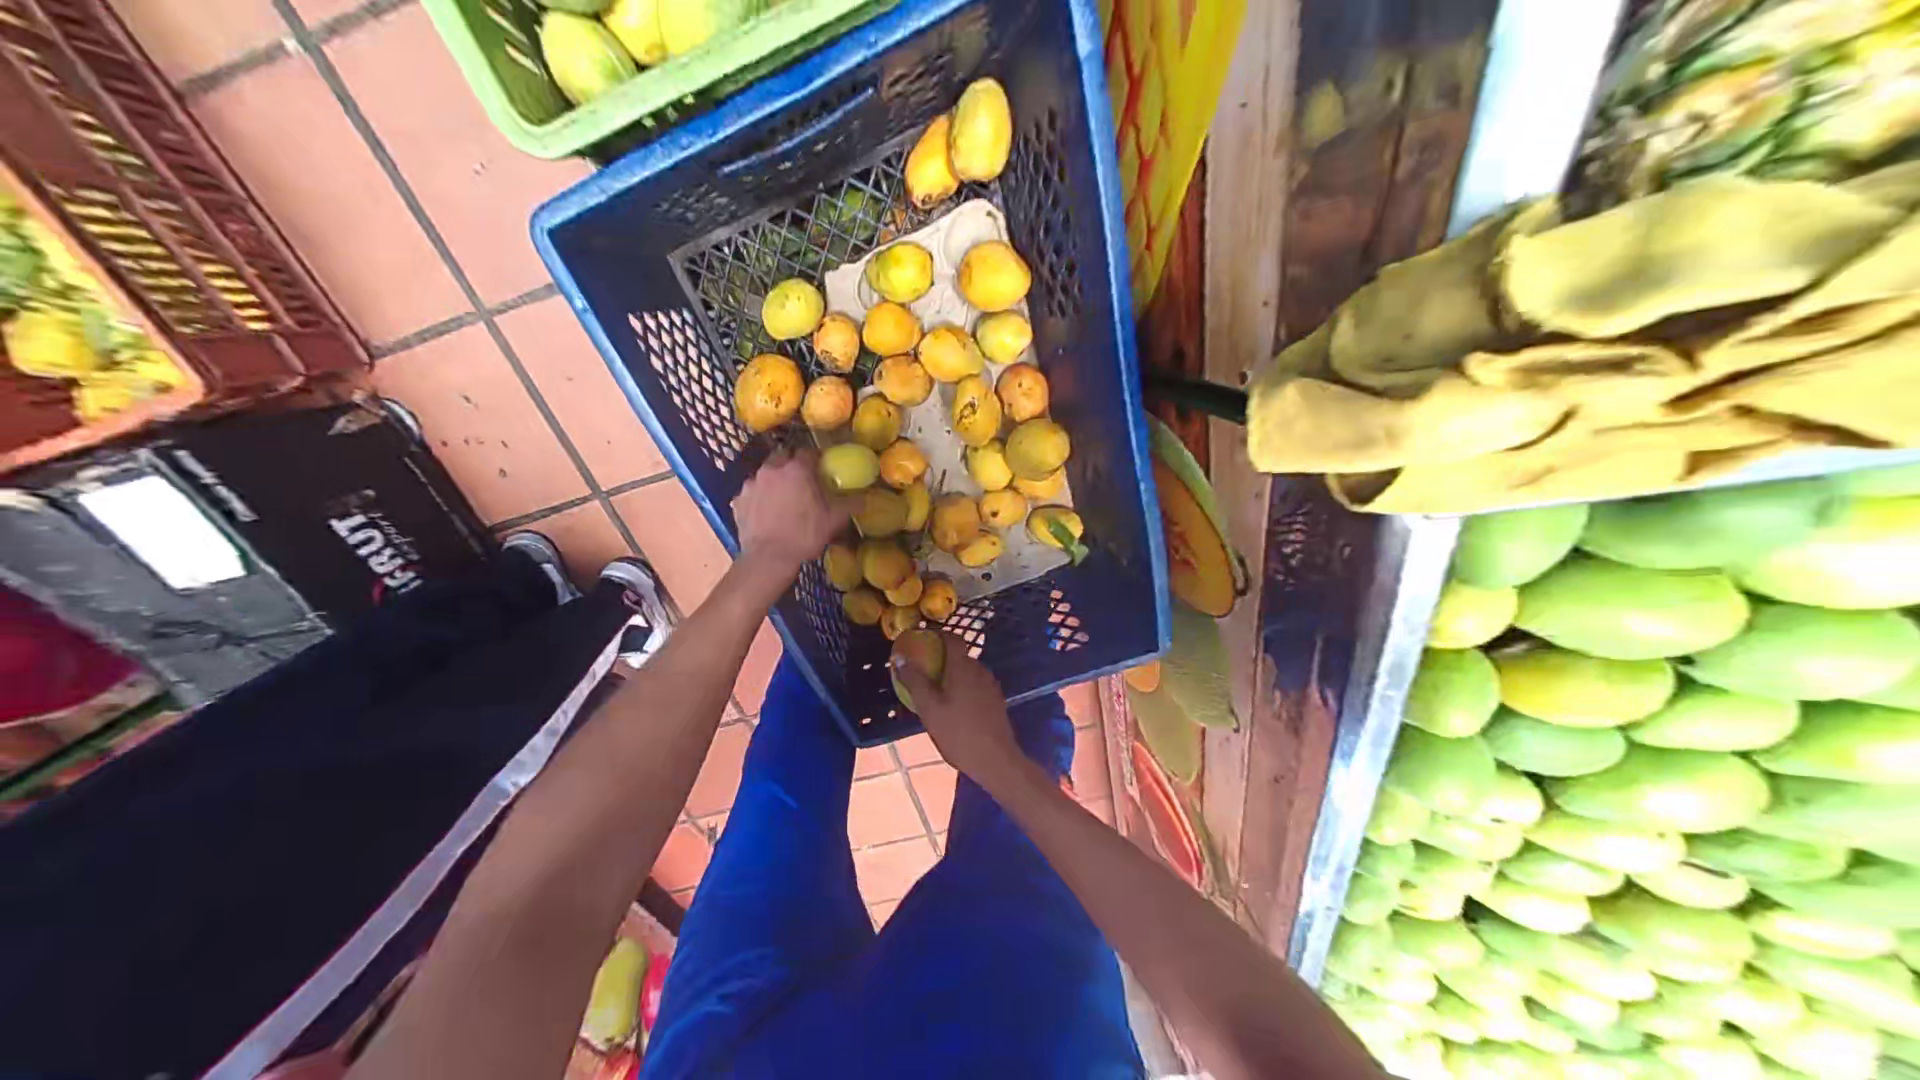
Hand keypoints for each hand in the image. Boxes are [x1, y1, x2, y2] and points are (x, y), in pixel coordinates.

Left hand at [732, 448, 853, 575]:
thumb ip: (850, 504)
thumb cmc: (804, 535)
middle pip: (783, 456)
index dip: (816, 459)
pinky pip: (752, 491)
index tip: (821, 469)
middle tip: (802, 481)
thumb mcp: (833, 520)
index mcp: (797, 469)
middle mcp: (772, 469)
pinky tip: (766, 511)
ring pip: (766, 473)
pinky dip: (760, 496)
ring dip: (775, 479)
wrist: (768, 558)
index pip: (808, 452)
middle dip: (792, 464)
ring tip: (783, 498)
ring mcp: (752, 483)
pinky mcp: (739, 499)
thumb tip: (864, 498)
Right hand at [891, 645, 1023, 781]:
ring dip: (951, 675)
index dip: (937, 634)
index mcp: (963, 667)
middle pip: (959, 656)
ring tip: (934, 692)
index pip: (952, 638)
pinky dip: (962, 688)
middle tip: (921, 671)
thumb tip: (899, 657)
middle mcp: (980, 670)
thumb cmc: (958, 733)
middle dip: (940, 659)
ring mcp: (990, 685)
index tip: (920, 639)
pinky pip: (975, 686)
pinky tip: (952, 707)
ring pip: (967, 672)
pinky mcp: (996, 700)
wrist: (996, 760)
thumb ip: (914, 680)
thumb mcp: (929, 708)